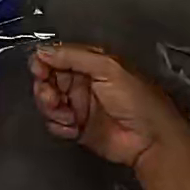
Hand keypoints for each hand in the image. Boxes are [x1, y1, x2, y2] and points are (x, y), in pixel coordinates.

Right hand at [30, 45, 189, 170]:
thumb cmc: (136, 99)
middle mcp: (82, 81)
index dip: (44, 62)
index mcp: (90, 62)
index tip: (38, 70)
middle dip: (45, 88)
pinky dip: (59, 125)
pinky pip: (55, 123)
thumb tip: (43, 50)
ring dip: (52, 108)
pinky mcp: (76, 127)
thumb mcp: (108, 69)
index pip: (58, 57)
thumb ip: (74, 58)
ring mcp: (78, 105)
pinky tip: (74, 128)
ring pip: (48, 102)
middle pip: (48, 80)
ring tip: (68, 115)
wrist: (150, 139)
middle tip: (52, 97)